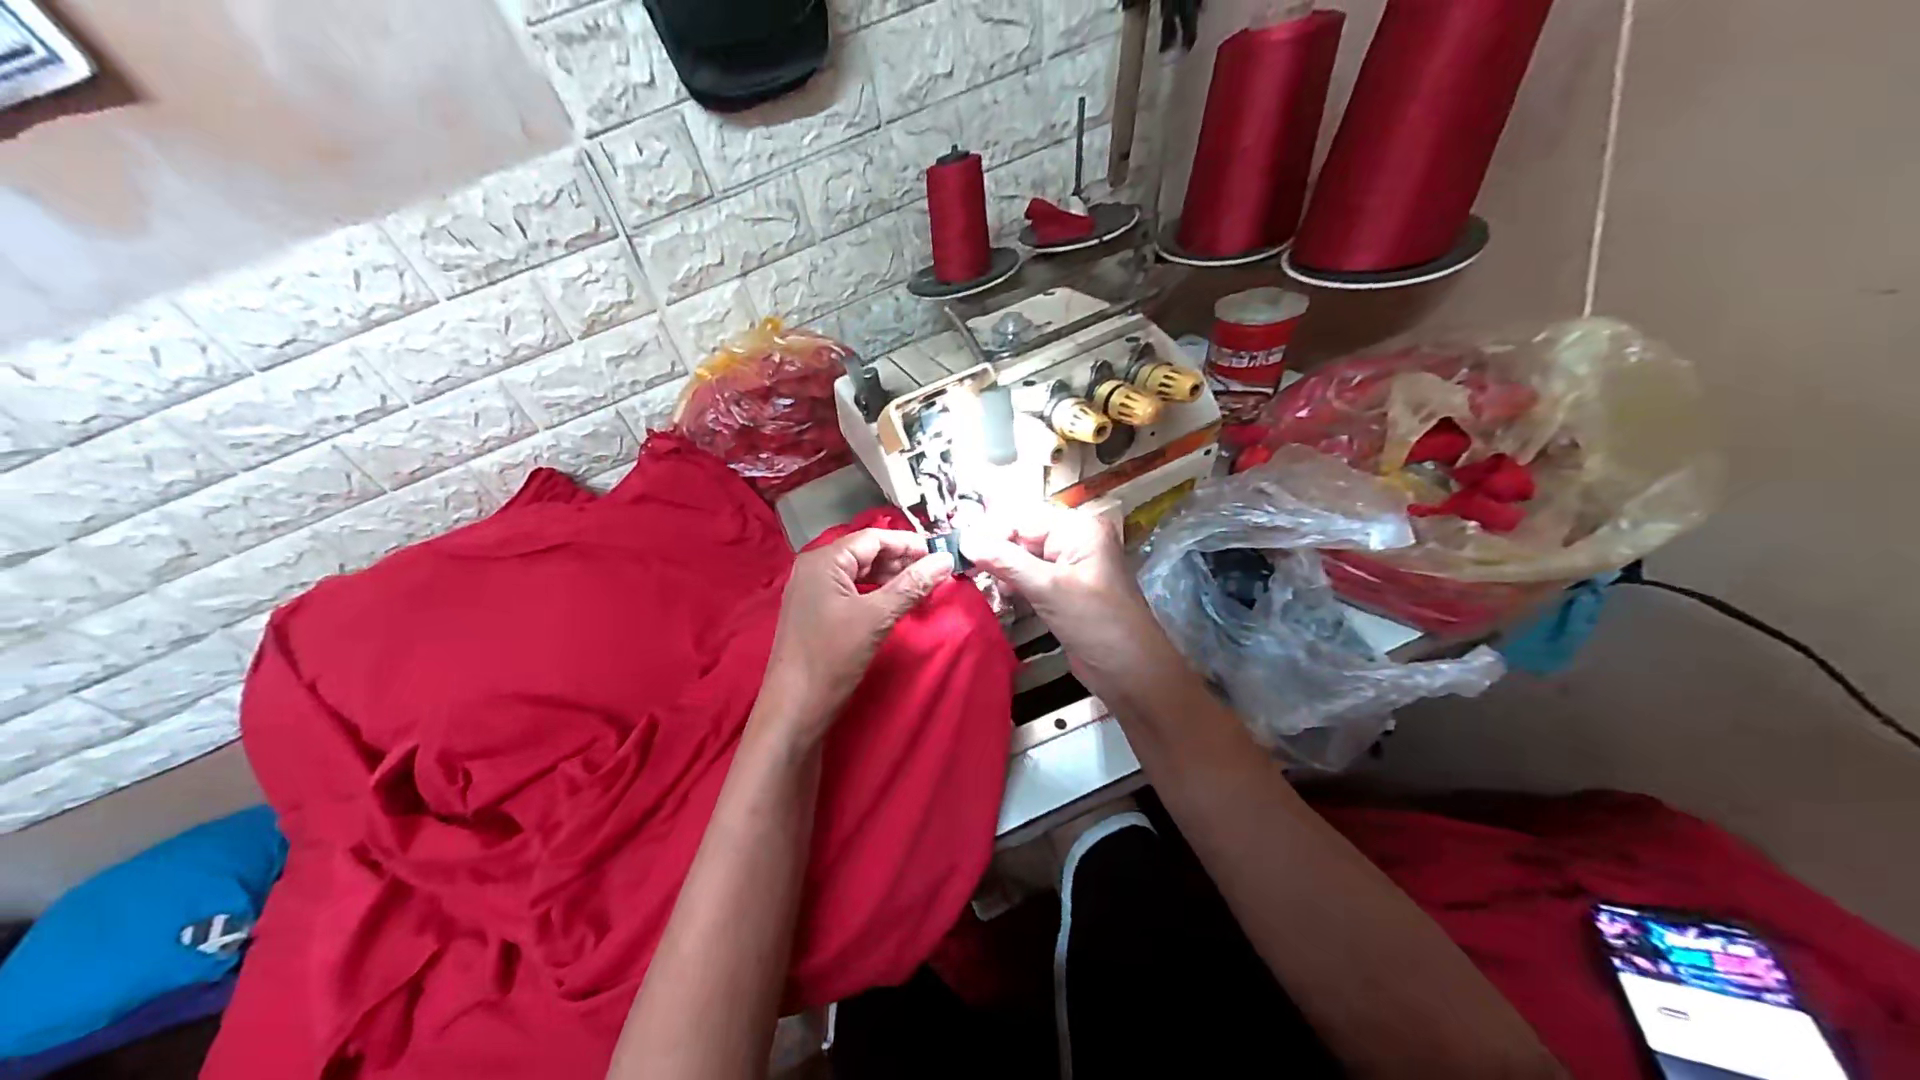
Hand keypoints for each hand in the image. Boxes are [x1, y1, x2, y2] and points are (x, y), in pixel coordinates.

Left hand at [755, 529, 952, 744]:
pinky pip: (851, 591)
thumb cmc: (831, 657)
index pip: (872, 538)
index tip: (939, 554)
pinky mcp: (815, 613)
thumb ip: (911, 585)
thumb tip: (945, 560)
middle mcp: (813, 568)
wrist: (794, 708)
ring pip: (859, 573)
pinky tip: (895, 603)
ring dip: (890, 577)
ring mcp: (811, 591)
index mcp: (823, 561)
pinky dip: (875, 593)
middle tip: (935, 573)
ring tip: (920, 588)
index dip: (907, 543)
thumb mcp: (877, 618)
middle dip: (901, 560)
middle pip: (865, 553)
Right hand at [960, 507, 1183, 695]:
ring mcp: (1070, 568)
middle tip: (963, 566)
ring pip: (1023, 558)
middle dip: (995, 550)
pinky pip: (1030, 578)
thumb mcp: (1048, 588)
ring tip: (979, 581)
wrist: (1131, 672)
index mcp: (1079, 529)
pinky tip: (999, 594)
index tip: (959, 545)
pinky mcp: (1063, 592)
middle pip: (1022, 535)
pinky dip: (1013, 584)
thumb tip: (966, 539)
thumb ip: (1005, 561)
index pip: (1024, 517)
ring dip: (1001, 568)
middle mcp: (1075, 541)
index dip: (991, 529)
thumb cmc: (1096, 623)